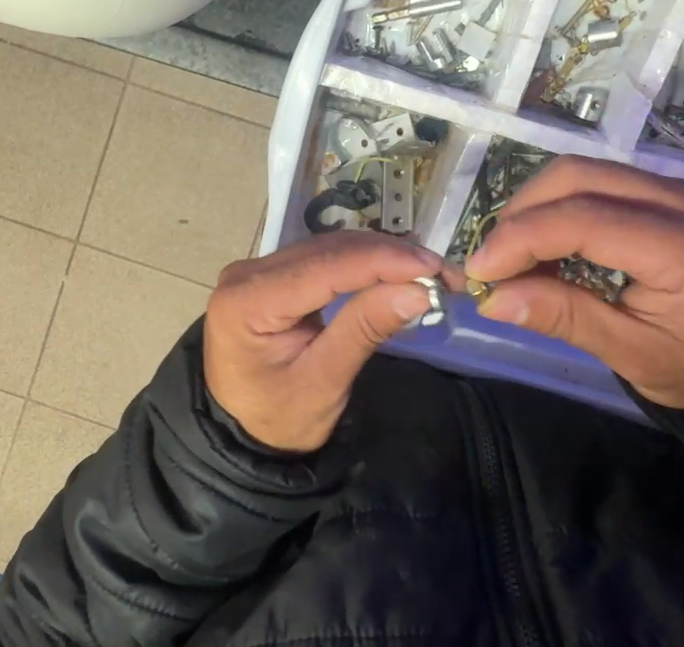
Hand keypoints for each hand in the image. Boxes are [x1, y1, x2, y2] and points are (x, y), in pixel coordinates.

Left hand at [204, 232, 440, 452]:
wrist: (239, 434)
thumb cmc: (279, 419)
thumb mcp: (324, 383)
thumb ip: (364, 330)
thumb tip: (418, 291)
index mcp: (247, 301)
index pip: (325, 266)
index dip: (383, 261)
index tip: (435, 269)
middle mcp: (247, 274)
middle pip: (328, 250)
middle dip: (390, 257)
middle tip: (443, 275)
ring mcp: (257, 270)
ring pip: (329, 248)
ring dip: (382, 256)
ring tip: (428, 273)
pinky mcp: (271, 273)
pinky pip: (322, 257)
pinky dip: (363, 262)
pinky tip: (396, 268)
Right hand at [464, 156, 683, 409]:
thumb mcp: (638, 357)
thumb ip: (567, 318)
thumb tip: (493, 299)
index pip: (582, 219)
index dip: (519, 239)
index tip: (478, 271)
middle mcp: (681, 201)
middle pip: (577, 177)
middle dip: (521, 213)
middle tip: (493, 262)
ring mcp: (676, 189)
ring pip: (584, 170)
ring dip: (537, 204)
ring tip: (515, 254)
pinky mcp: (668, 190)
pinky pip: (600, 179)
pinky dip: (560, 204)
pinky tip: (547, 242)